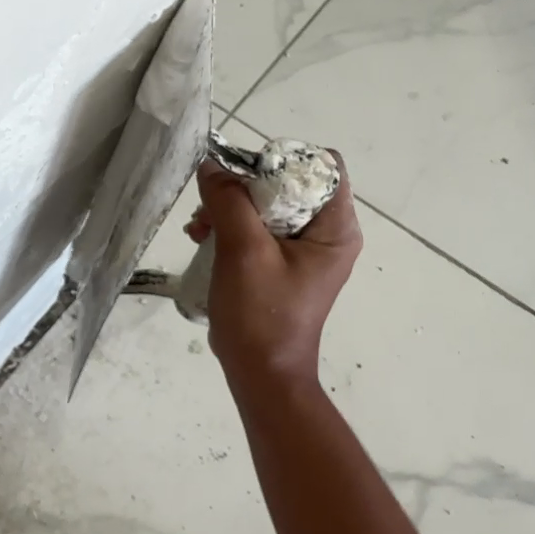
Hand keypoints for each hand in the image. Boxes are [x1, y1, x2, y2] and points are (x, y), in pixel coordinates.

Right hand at [185, 153, 361, 384]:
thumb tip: (210, 165)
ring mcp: (303, 249)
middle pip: (287, 183)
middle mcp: (326, 232)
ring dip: (229, 208)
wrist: (261, 372)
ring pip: (266, 204)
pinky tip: (201, 238)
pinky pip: (256, 227)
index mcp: (335, 228)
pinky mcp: (280, 262)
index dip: (279, 161)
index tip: (239, 176)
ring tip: (199, 228)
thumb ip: (229, 202)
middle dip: (243, 188)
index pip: (320, 166)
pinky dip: (228, 226)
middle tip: (210, 205)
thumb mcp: (244, 251)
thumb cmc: (262, 314)